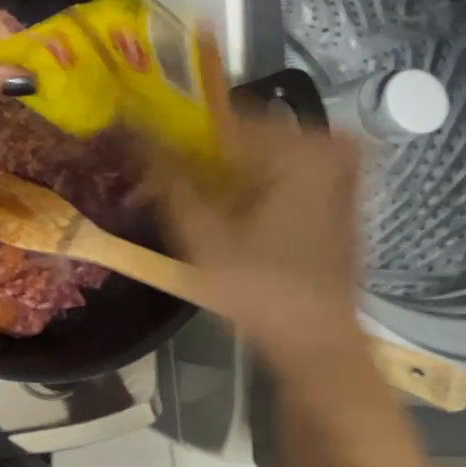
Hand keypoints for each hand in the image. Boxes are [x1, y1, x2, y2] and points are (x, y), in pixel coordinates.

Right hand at [149, 114, 366, 364]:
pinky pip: (272, 171)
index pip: (214, 124)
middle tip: (150, 184)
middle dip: (188, 160)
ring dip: (209, 174)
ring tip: (172, 199)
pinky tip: (210, 209)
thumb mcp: (199, 231)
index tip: (131, 151)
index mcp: (300, 146)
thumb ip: (163, 174)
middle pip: (233, 139)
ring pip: (250, 156)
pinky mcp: (335, 190)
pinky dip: (239, 185)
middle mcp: (326, 144)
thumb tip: (128, 131)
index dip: (166, 137)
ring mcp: (337, 167)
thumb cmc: (260, 289)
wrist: (318, 343)